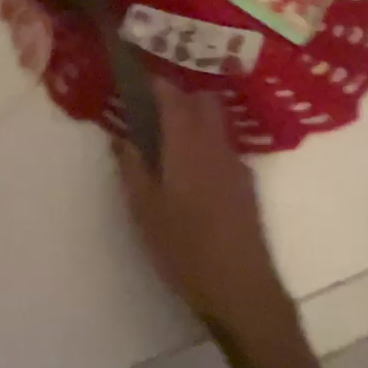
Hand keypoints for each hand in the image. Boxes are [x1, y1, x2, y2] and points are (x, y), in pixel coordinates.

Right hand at [112, 81, 288, 326]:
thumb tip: (121, 136)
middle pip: (203, 102)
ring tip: (163, 143)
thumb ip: (131, 166)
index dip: (155, 83)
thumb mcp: (144, 209)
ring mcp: (236, 165)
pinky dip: (203, 144)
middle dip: (178, 96)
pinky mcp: (245, 185)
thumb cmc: (184, 247)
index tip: (136, 79)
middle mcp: (217, 146)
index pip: (174, 97)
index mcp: (188, 146)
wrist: (240, 288)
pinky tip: (186, 173)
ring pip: (215, 124)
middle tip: (149, 112)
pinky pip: (222, 147)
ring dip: (192, 121)